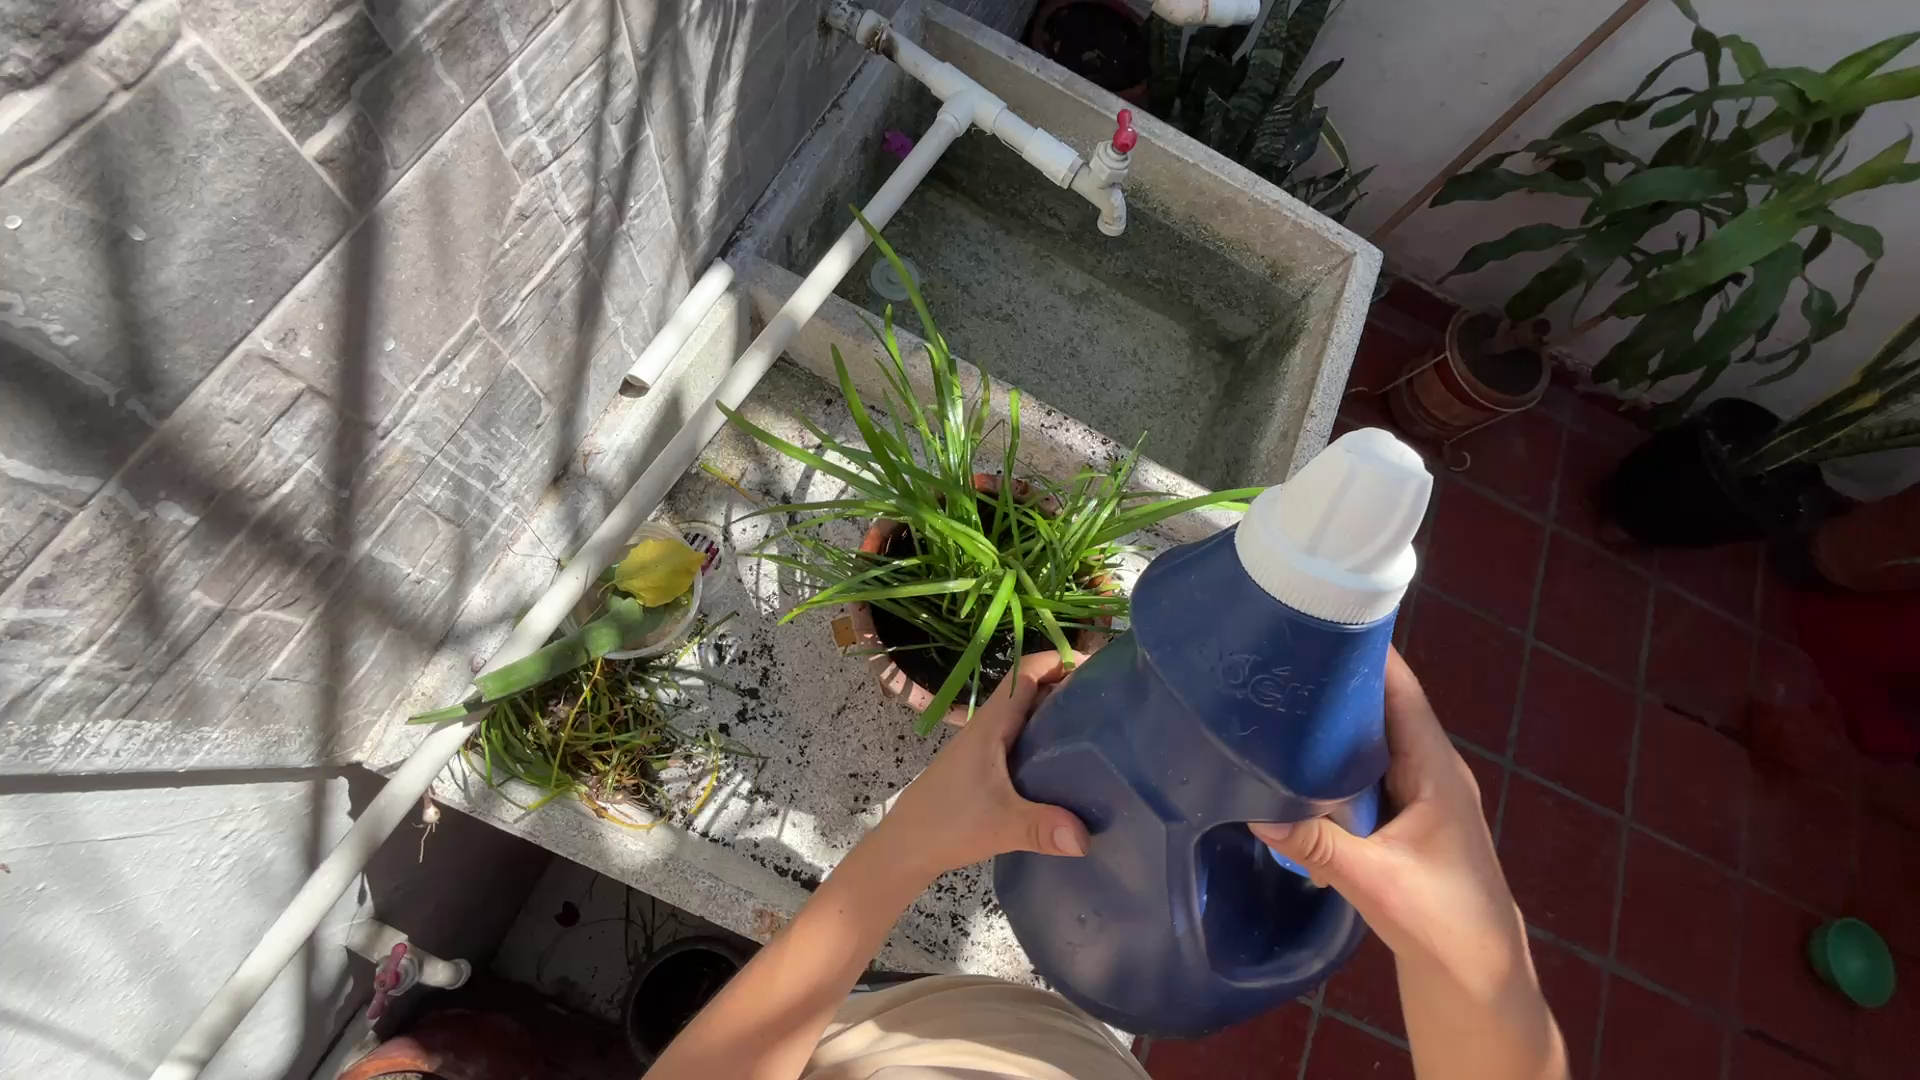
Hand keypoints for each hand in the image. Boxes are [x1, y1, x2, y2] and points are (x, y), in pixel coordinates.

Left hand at [867, 650, 1091, 882]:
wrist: (905, 845)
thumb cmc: (946, 823)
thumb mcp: (998, 826)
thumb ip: (1040, 828)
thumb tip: (1084, 838)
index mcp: (990, 724)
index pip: (1024, 674)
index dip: (1056, 661)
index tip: (1094, 666)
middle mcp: (988, 726)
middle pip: (1030, 689)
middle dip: (1066, 684)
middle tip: (1108, 696)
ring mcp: (985, 744)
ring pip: (1025, 714)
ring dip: (1056, 710)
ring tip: (1098, 724)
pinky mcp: (986, 764)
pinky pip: (1021, 736)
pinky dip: (1045, 736)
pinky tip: (1067, 760)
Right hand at [1250, 647, 1528, 990]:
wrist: (1480, 977)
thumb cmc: (1442, 922)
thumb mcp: (1375, 883)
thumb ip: (1317, 844)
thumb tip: (1253, 809)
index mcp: (1435, 770)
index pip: (1402, 691)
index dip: (1369, 651)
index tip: (1320, 620)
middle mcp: (1430, 768)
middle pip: (1383, 704)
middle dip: (1337, 675)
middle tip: (1280, 651)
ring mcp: (1420, 789)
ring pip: (1374, 734)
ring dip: (1334, 713)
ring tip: (1279, 690)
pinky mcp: (1405, 810)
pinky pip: (1367, 762)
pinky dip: (1335, 748)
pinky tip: (1298, 751)